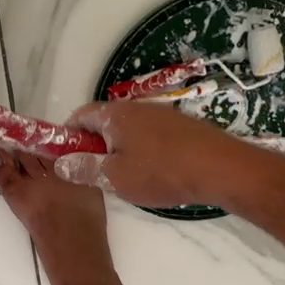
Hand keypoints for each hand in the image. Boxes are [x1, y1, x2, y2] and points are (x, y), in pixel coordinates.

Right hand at [52, 101, 254, 208]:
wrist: (223, 169)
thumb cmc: (162, 172)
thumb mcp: (114, 177)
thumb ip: (84, 168)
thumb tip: (61, 163)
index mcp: (115, 115)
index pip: (79, 115)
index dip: (66, 135)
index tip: (64, 158)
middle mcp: (136, 108)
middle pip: (103, 121)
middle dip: (91, 144)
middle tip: (91, 171)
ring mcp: (161, 115)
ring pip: (126, 130)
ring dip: (116, 149)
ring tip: (121, 176)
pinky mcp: (180, 127)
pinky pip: (148, 135)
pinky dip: (139, 150)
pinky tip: (149, 173)